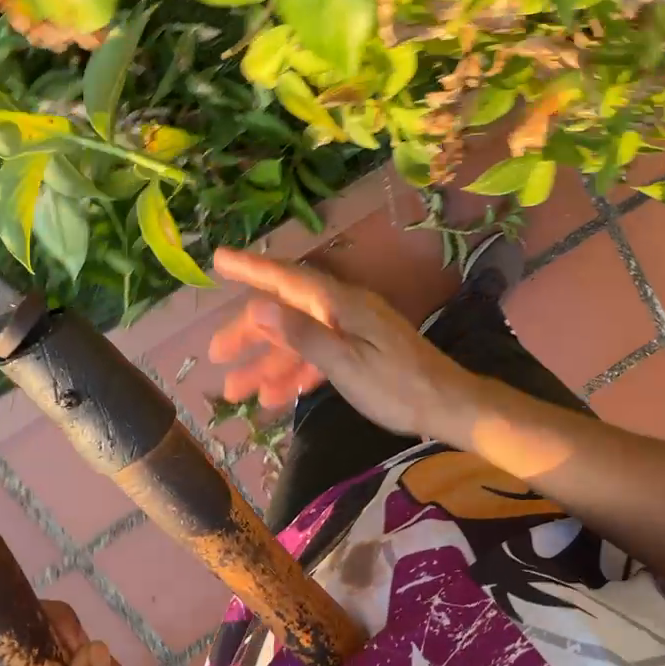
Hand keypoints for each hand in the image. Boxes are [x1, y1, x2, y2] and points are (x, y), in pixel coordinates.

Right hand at [209, 247, 480, 439]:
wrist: (448, 405)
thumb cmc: (396, 386)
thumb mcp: (344, 363)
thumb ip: (301, 334)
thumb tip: (257, 306)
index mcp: (340, 304)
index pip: (287, 279)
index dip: (250, 268)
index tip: (217, 260)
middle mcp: (345, 309)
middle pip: (288, 311)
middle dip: (250, 333)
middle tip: (215, 354)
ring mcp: (354, 330)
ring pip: (300, 339)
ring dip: (268, 363)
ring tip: (235, 391)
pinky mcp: (362, 352)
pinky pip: (320, 356)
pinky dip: (296, 374)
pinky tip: (274, 398)